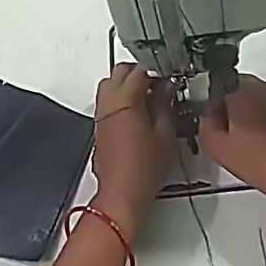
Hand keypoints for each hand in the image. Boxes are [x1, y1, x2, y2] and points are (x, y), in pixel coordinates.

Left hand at [89, 64, 176, 231]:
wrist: (122, 193)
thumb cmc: (143, 170)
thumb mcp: (165, 134)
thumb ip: (165, 105)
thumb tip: (166, 89)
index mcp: (126, 101)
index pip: (137, 72)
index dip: (154, 72)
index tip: (166, 80)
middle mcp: (109, 104)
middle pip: (118, 72)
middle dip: (137, 73)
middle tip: (156, 84)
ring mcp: (101, 115)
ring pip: (109, 85)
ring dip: (125, 85)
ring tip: (147, 98)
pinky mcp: (99, 127)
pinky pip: (106, 102)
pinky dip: (119, 99)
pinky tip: (136, 113)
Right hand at [201, 76, 265, 205]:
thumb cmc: (262, 163)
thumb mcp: (217, 148)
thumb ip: (205, 126)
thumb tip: (208, 119)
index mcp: (241, 92)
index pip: (219, 87)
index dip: (215, 106)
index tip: (215, 122)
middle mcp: (265, 89)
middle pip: (242, 90)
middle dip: (236, 108)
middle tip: (234, 134)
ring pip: (264, 98)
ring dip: (257, 112)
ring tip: (256, 141)